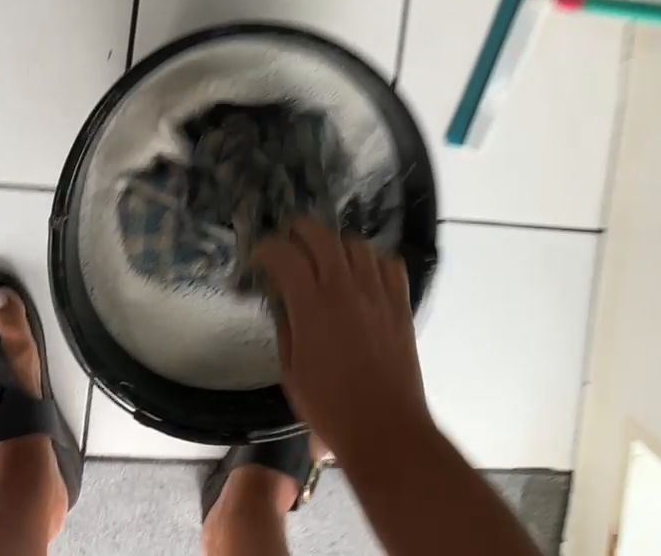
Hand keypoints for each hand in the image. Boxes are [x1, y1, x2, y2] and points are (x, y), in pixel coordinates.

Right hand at [252, 217, 432, 461]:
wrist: (386, 428)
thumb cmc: (330, 408)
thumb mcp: (291, 371)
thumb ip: (286, 327)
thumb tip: (284, 301)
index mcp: (311, 306)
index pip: (284, 255)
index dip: (267, 248)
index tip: (260, 256)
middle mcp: (344, 288)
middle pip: (320, 236)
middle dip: (299, 231)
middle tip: (289, 242)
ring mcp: (377, 292)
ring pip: (356, 243)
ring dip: (336, 244)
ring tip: (327, 257)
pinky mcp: (400, 302)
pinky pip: (388, 262)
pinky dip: (372, 259)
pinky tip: (363, 273)